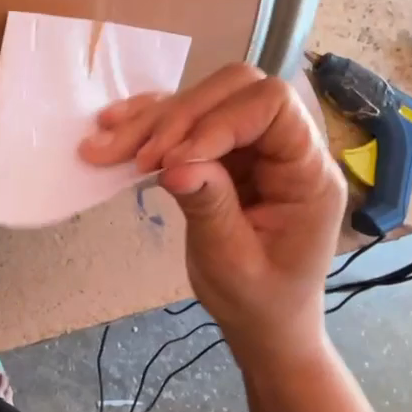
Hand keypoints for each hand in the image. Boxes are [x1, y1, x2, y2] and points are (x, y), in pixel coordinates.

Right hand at [79, 66, 346, 347]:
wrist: (262, 321)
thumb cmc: (258, 300)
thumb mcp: (232, 264)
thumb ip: (210, 208)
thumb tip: (176, 165)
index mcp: (307, 172)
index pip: (271, 107)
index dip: (218, 122)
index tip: (172, 161)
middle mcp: (283, 147)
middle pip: (234, 90)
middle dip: (178, 117)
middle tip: (138, 157)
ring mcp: (251, 146)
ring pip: (200, 102)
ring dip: (150, 122)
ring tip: (104, 148)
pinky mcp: (221, 153)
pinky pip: (183, 122)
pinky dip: (146, 125)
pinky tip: (113, 131)